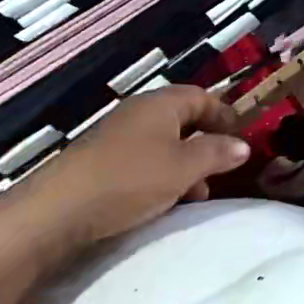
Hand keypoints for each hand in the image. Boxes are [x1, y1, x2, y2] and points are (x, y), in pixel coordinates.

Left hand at [21, 87, 250, 245]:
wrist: (61, 207)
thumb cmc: (131, 179)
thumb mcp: (183, 168)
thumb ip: (215, 153)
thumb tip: (242, 144)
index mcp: (161, 103)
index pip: (201, 96)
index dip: (224, 115)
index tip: (242, 138)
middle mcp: (139, 111)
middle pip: (182, 118)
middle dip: (205, 142)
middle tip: (222, 169)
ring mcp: (118, 134)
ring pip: (163, 141)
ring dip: (185, 162)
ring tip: (196, 194)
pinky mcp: (103, 158)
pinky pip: (144, 157)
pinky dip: (161, 173)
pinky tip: (164, 200)